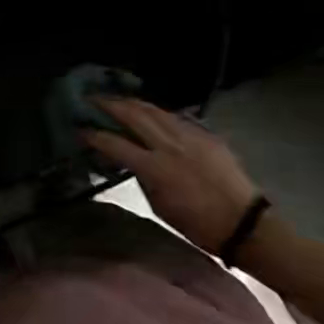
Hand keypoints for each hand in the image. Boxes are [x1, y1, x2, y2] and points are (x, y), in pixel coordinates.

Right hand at [82, 97, 263, 253]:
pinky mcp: (205, 134)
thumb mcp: (159, 205)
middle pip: (133, 115)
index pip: (114, 143)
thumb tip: (130, 160)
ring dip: (132, 103)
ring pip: (154, 110)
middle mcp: (168, 145)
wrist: (243, 223)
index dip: (94, 135)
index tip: (80, 130)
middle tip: (93, 99)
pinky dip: (157, 112)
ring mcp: (189, 135)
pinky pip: (175, 117)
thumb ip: (142, 177)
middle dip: (110, 105)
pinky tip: (151, 112)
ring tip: (118, 100)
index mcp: (154, 167)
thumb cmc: (198, 225)